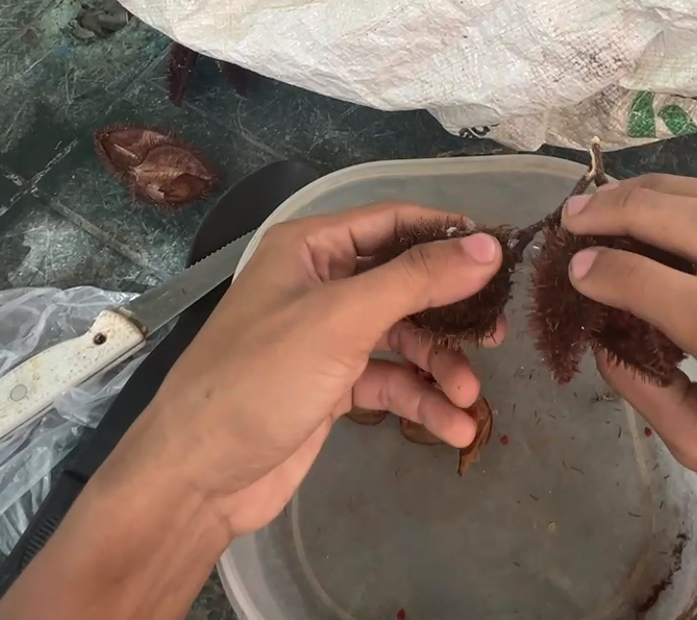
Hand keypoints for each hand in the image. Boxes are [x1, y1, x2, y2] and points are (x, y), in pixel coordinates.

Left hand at [0, 204, 503, 619]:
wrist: (198, 476)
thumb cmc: (264, 374)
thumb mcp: (343, 318)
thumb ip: (417, 279)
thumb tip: (487, 247)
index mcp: (312, 246)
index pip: (391, 220)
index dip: (444, 233)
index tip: (498, 254)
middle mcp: (321, 282)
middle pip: (403, 282)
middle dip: (448, 311)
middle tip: (497, 333)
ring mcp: (327, 335)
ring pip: (401, 336)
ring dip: (439, 366)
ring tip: (470, 397)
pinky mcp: (332, 383)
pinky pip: (388, 379)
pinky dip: (420, 399)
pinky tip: (454, 427)